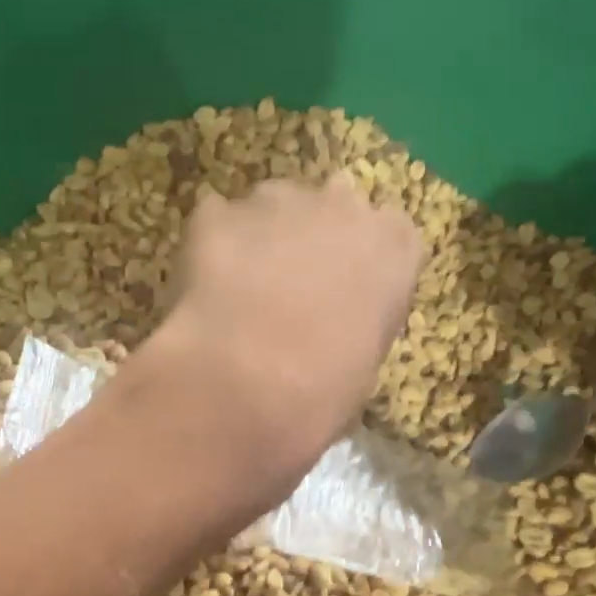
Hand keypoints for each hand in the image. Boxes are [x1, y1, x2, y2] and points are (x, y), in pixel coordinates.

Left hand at [133, 172, 422, 474]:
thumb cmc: (319, 395)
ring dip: (259, 238)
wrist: (242, 388)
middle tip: (287, 291)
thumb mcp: (362, 370)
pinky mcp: (216, 213)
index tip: (343, 297)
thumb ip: (356, 327)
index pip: (390, 236)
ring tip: (237, 292)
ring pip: (269, 206)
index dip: (360, 266)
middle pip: (332, 206)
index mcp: (394, 247)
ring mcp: (277, 200)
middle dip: (311, 238)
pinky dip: (209, 249)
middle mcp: (343, 205)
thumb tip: (332, 333)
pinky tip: (201, 292)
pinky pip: (215, 222)